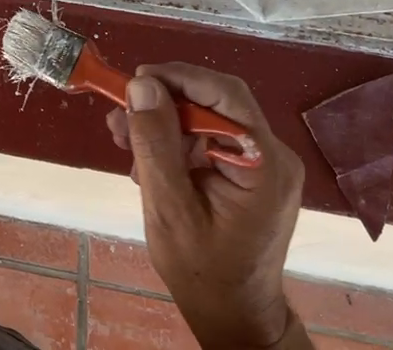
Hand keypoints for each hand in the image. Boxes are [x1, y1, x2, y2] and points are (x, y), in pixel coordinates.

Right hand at [107, 64, 309, 349]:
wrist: (233, 313)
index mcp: (264, 164)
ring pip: (206, 118)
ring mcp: (263, 163)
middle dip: (163, 103)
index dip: (179, 78)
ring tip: (122, 140)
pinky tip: (146, 162)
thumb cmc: (202, 270)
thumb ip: (155, 143)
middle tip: (120, 114)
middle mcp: (272, 155)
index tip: (136, 80)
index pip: (226, 95)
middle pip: (214, 103)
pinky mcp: (249, 171)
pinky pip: (208, 139)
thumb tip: (141, 85)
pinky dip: (174, 143)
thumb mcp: (168, 207)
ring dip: (162, 124)